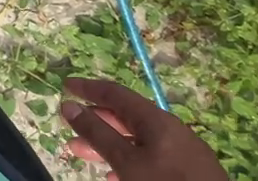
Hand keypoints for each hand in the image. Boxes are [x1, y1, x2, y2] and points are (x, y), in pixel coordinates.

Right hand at [59, 77, 228, 180]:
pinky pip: (153, 157)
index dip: (88, 88)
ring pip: (138, 140)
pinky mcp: (193, 174)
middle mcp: (173, 131)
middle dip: (95, 123)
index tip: (65, 86)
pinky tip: (117, 174)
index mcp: (158, 121)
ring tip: (85, 155)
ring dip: (109, 144)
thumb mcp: (126, 161)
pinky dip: (130, 159)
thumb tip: (68, 105)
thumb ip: (96, 132)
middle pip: (126, 117)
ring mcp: (186, 154)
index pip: (116, 93)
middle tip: (71, 129)